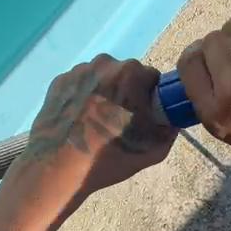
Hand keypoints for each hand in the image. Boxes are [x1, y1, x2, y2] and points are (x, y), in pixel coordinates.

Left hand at [13, 55, 175, 198]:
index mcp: (131, 73)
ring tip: (97, 121)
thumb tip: (172, 117)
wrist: (58, 167)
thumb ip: (170, 128)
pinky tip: (79, 119)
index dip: (151, 98)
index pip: (152, 79)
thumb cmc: (109, 157)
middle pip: (125, 74)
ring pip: (101, 77)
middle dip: (127, 92)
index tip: (144, 115)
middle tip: (120, 120)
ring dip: (104, 92)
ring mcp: (78, 70)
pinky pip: (80, 84)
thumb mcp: (154, 149)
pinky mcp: (58, 81)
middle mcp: (104, 63)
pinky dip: (83, 95)